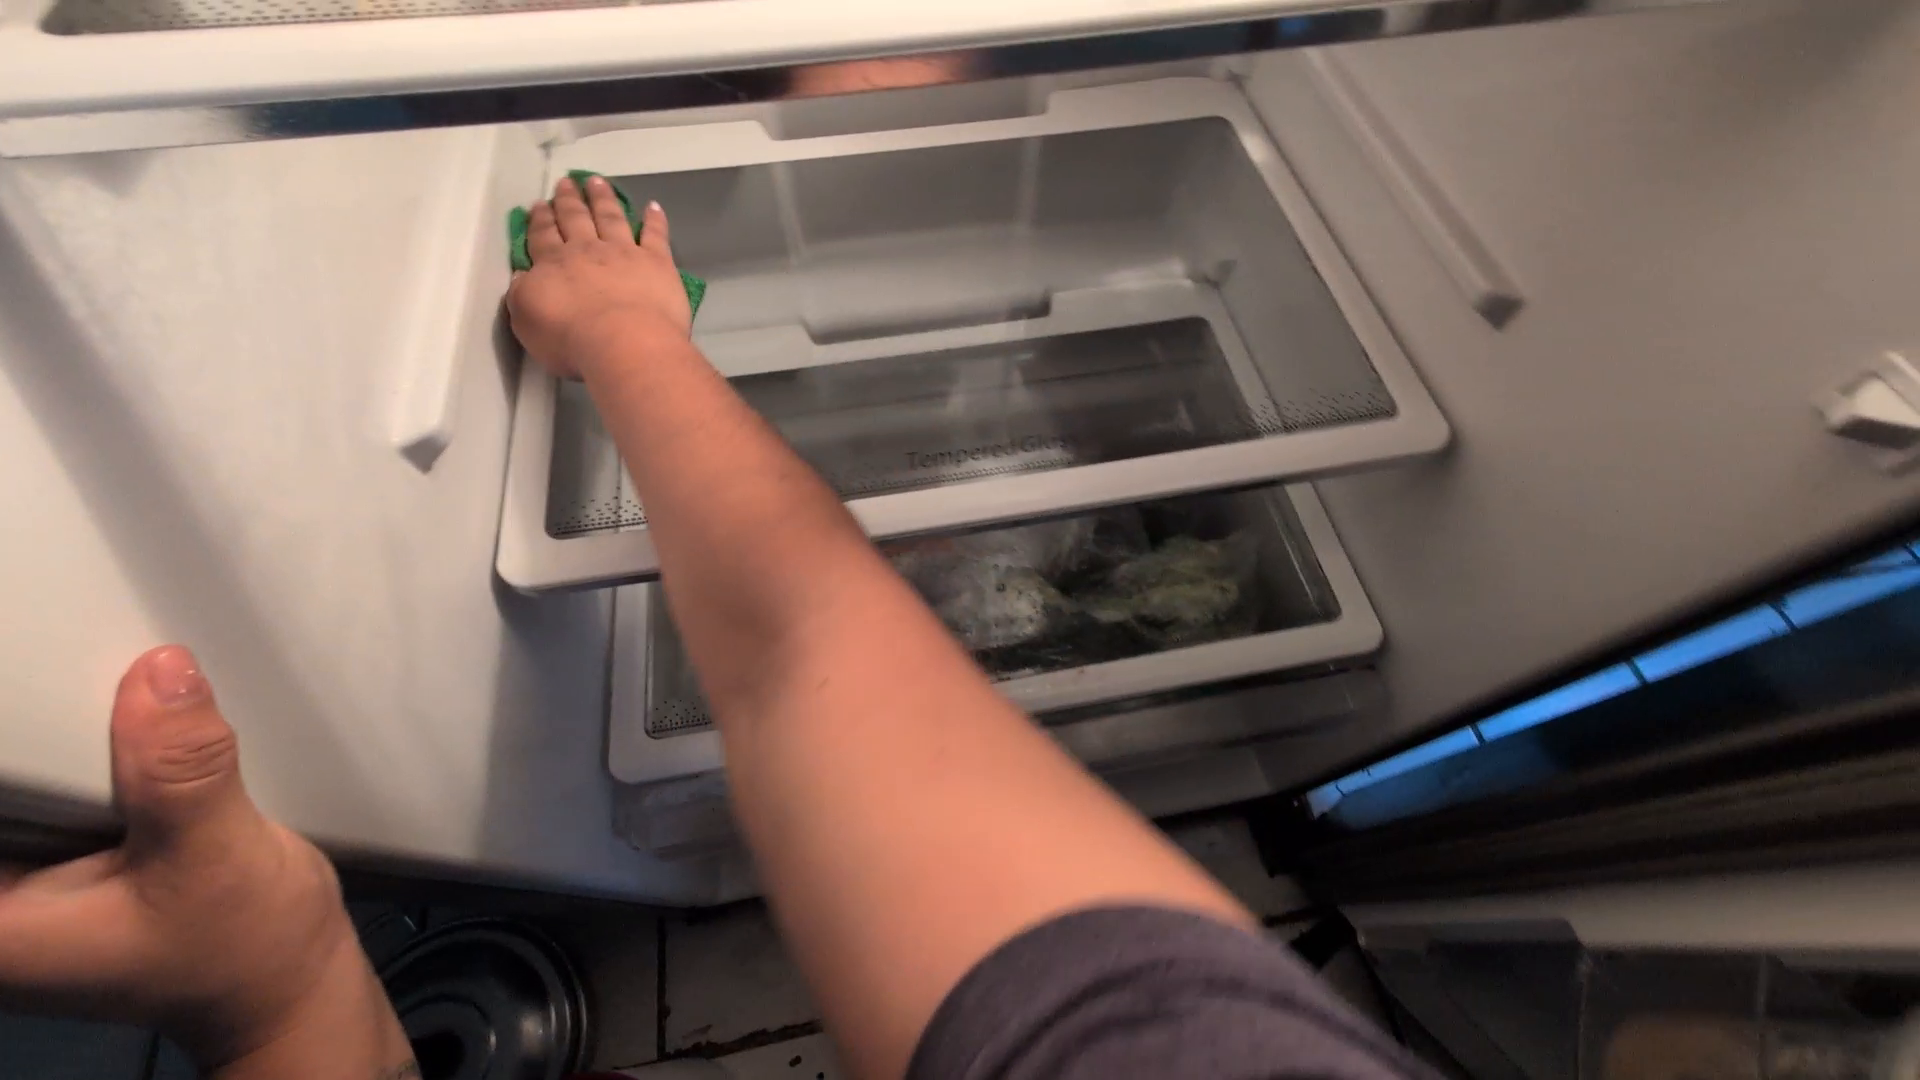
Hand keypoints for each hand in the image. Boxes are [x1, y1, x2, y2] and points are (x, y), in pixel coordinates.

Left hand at [0, 646, 402, 1074]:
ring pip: (42, 777)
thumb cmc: (243, 942)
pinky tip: (155, 721)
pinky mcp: (86, 851)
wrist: (293, 975)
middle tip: (107, 661)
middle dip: (49, 723)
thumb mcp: (213, 855)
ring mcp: (36, 871)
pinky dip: (119, 748)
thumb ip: (182, 771)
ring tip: (133, 678)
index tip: (38, 658)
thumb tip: (161, 668)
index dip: (14, 731)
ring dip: (87, 731)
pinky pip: (83, 782)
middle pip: (8, 781)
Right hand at [507, 175, 691, 379]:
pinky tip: (653, 206)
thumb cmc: (572, 340)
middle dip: (569, 200)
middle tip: (566, 182)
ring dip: (603, 198)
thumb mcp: (528, 321)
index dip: (540, 219)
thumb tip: (522, 276)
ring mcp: (624, 253)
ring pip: (611, 217)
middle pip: (575, 218)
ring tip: (598, 182)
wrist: (625, 342)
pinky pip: (656, 235)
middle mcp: (587, 250)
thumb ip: (523, 295)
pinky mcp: (658, 263)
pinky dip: (654, 219)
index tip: (538, 204)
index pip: (543, 236)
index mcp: (553, 264)